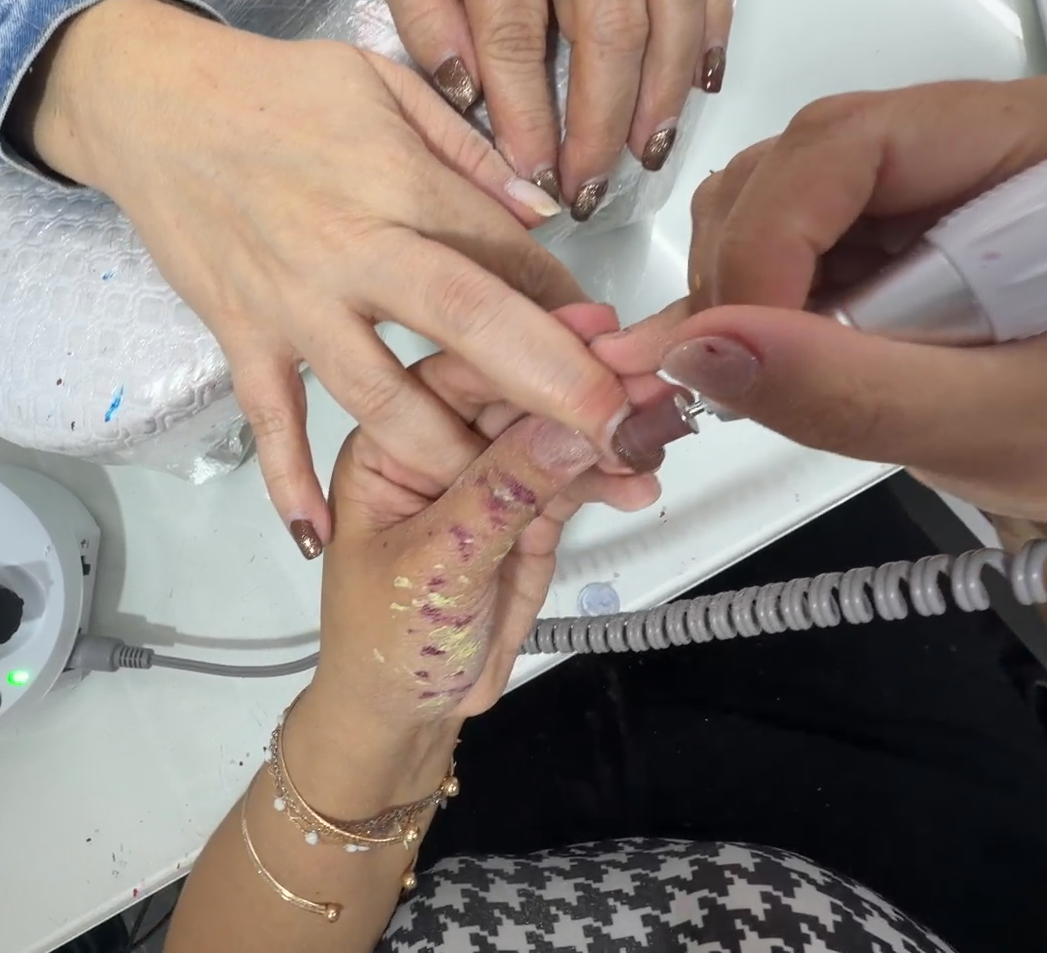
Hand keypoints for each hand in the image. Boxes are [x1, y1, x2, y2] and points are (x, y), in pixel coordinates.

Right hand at [25, 0, 633, 556]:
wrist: (155, 106)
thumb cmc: (277, 88)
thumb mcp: (384, 84)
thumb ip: (466, 153)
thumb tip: (538, 216)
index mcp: (399, 183)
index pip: (507, 255)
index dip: (571, 312)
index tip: (618, 363)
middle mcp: (350, 254)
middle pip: (464, 325)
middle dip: (548, 386)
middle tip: (619, 442)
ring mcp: (290, 306)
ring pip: (376, 395)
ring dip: (446, 451)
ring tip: (508, 499)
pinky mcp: (240, 339)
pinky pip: (267, 419)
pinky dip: (286, 478)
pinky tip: (315, 533)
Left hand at [309, 304, 677, 726]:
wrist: (408, 710)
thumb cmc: (386, 640)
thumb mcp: (438, 563)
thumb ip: (503, 493)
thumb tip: (576, 422)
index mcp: (389, 444)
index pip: (456, 378)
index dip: (522, 353)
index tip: (595, 336)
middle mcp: (439, 448)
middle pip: (516, 399)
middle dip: (581, 388)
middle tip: (650, 377)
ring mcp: (488, 480)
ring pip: (553, 438)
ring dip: (606, 433)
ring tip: (660, 430)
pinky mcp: (526, 514)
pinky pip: (572, 483)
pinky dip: (608, 481)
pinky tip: (639, 483)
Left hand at [370, 0, 731, 216]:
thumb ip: (424, 8)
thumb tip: (471, 94)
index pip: (516, 30)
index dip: (528, 115)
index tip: (531, 176)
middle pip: (610, 21)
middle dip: (603, 119)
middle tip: (591, 187)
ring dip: (666, 86)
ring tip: (648, 153)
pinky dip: (710, 24)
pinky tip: (701, 82)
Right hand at [591, 77, 1046, 530]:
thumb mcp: (983, 426)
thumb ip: (843, 390)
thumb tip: (691, 350)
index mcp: (1040, 141)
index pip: (848, 143)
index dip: (771, 237)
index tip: (745, 344)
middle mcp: (960, 139)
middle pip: (786, 166)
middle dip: (738, 272)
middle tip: (749, 371)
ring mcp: (903, 184)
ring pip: (751, 199)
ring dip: (726, 290)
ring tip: (768, 369)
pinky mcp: (864, 226)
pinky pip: (752, 237)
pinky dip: (724, 305)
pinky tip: (740, 357)